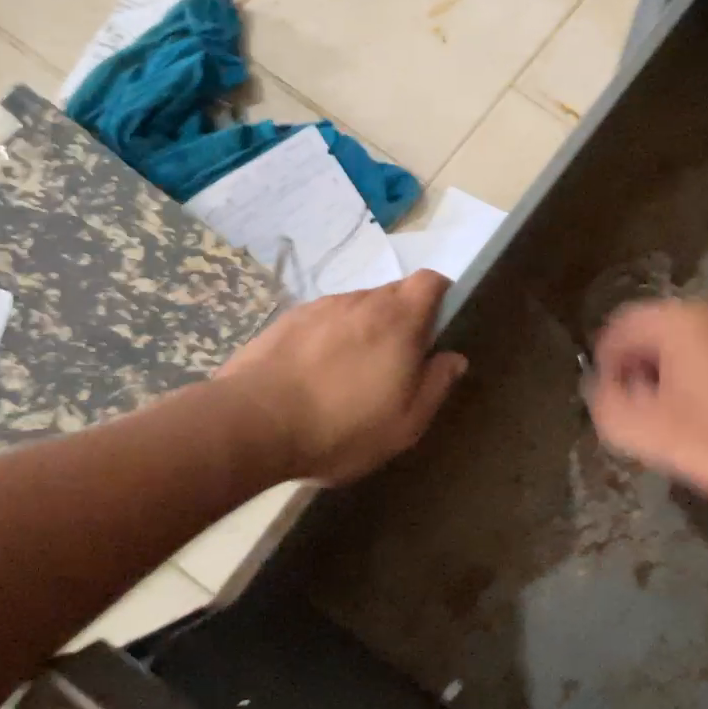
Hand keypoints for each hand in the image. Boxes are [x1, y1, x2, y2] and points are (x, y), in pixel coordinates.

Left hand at [217, 271, 467, 483]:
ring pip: (354, 308)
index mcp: (398, 320)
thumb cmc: (342, 427)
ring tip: (348, 375)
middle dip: (400, 320)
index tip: (436, 326)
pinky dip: (327, 339)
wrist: (253, 423)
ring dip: (361, 330)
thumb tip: (454, 358)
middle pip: (392, 294)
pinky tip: (313, 376)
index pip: (430, 281)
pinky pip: (321, 322)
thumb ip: (436, 385)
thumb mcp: (405, 424)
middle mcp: (361, 301)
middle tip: (393, 364)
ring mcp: (319, 307)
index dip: (439, 295)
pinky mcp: (285, 321)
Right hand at [585, 296, 707, 509]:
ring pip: (687, 340)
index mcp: (681, 320)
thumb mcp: (652, 435)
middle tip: (642, 414)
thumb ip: (608, 407)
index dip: (605, 364)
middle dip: (639, 369)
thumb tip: (601, 389)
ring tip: (677, 417)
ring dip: (671, 372)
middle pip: (654, 330)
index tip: (611, 403)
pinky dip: (703, 372)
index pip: (619, 326)